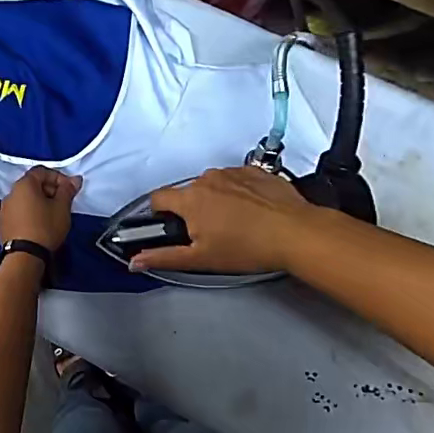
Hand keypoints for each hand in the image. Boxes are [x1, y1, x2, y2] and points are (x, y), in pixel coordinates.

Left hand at [0, 167, 82, 250]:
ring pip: (25, 199)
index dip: (59, 178)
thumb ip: (68, 190)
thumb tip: (75, 179)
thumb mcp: (62, 207)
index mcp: (24, 184)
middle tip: (63, 203)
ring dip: (39, 203)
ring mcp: (3, 209)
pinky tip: (38, 225)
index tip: (69, 190)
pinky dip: (29, 214)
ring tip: (52, 215)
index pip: (42, 172)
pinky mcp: (2, 224)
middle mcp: (10, 193)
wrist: (25, 256)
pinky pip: (18, 213)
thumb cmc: (46, 227)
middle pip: (32, 185)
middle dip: (49, 190)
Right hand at [131, 166, 321, 274]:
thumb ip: (164, 257)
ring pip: (213, 186)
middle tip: (209, 234)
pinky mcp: (255, 172)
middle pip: (187, 193)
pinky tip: (251, 214)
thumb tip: (137, 260)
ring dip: (217, 201)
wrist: (296, 233)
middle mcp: (208, 179)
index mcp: (190, 199)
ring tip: (235, 225)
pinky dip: (239, 194)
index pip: (158, 198)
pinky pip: (237, 180)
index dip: (160, 213)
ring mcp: (233, 173)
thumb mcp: (201, 259)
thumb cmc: (251, 246)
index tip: (169, 225)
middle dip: (193, 211)